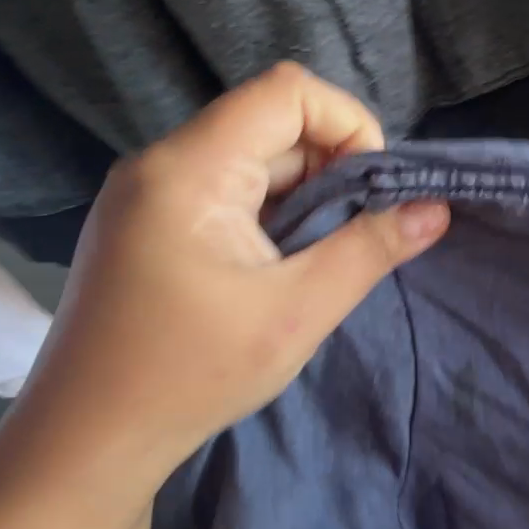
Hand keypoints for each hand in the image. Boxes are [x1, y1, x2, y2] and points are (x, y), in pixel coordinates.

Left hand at [11, 63, 449, 488]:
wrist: (92, 435)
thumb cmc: (195, 370)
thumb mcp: (301, 310)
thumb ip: (372, 249)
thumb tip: (437, 208)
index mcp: (190, 170)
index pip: (286, 93)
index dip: (350, 125)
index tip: (374, 192)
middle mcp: (165, 164)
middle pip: (275, 123)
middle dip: (338, 167)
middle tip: (360, 235)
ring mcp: (154, 193)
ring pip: (260, 159)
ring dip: (313, 195)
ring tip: (326, 257)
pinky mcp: (156, 223)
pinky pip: (237, 190)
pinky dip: (282, 214)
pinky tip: (289, 265)